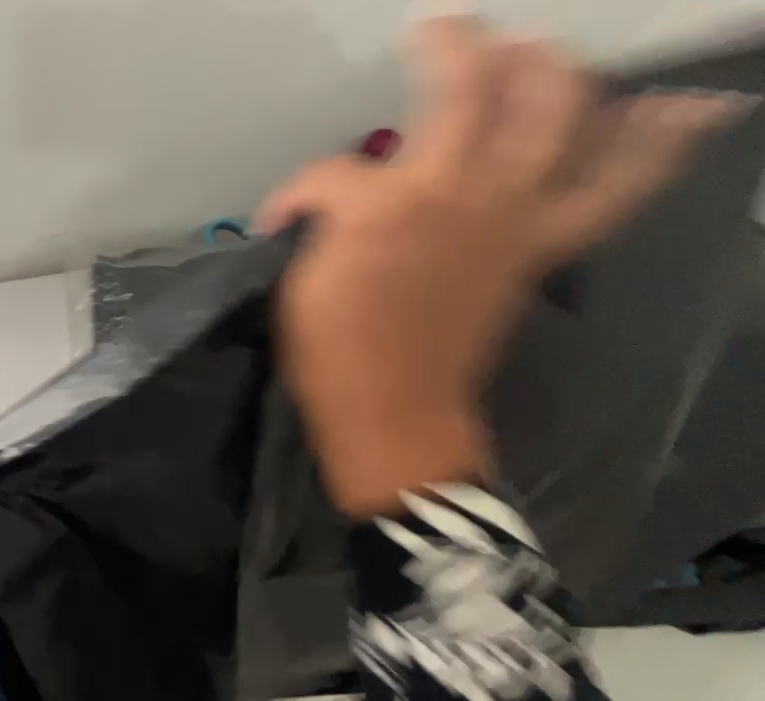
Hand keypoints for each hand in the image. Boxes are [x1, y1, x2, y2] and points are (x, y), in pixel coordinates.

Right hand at [254, 15, 743, 517]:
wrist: (392, 408)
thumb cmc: (330, 355)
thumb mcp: (299, 287)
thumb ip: (320, 227)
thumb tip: (321, 205)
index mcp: (381, 209)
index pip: (332, 171)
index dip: (296, 192)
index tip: (278, 221)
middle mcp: (457, 192)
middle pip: (478, 89)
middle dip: (460, 50)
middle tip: (443, 40)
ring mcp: (512, 212)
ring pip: (557, 111)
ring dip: (548, 70)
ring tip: (530, 57)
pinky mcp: (544, 241)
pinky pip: (617, 183)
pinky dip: (654, 142)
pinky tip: (674, 107)